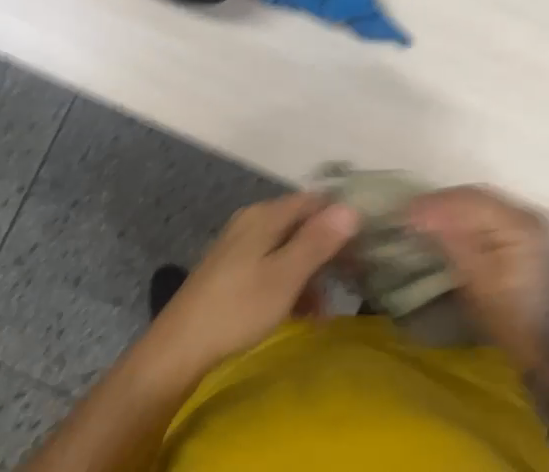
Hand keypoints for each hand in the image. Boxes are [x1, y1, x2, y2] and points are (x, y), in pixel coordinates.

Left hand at [140, 192, 358, 379]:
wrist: (181, 347)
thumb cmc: (238, 308)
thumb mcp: (285, 277)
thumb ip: (317, 241)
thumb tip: (350, 207)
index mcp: (264, 216)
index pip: (314, 201)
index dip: (341, 217)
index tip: (367, 243)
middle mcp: (252, 223)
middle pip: (301, 225)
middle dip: (328, 251)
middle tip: (353, 278)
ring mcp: (240, 247)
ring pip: (288, 250)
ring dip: (311, 275)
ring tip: (326, 308)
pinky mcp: (233, 272)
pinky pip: (273, 269)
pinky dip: (291, 286)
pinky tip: (302, 314)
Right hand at [411, 185, 548, 370]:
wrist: (547, 348)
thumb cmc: (510, 320)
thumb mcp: (476, 282)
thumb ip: (450, 241)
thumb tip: (419, 215)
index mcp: (518, 224)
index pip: (469, 200)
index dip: (434, 203)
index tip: (406, 213)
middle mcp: (527, 215)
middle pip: (475, 196)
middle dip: (440, 203)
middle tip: (410, 214)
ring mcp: (528, 224)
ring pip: (481, 203)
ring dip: (450, 209)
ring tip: (422, 219)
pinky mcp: (524, 236)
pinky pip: (488, 214)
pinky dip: (464, 217)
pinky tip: (446, 227)